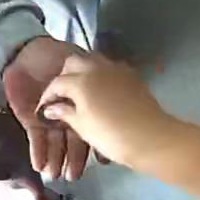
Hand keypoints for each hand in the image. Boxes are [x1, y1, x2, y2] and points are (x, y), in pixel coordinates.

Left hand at [4, 36, 93, 181]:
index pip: (92, 125)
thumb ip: (87, 81)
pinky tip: (40, 165)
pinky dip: (38, 152)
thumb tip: (105, 97)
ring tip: (56, 175)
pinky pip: (36, 139)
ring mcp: (49, 120)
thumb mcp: (76, 65)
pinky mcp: (31, 121)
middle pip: (72, 139)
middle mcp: (69, 115)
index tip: (102, 162)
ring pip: (55, 142)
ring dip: (56, 159)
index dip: (96, 143)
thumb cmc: (52, 55)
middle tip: (74, 177)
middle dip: (73, 159)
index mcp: (83, 102)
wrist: (23, 52)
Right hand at [34, 54, 183, 169]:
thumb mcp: (83, 126)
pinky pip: (109, 68)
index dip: (48, 95)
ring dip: (83, 71)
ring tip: (81, 90)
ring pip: (92, 61)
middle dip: (64, 76)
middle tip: (62, 94)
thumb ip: (65, 113)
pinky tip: (101, 90)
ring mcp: (116, 69)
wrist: (154, 138)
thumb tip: (51, 109)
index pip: (56, 84)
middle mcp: (96, 68)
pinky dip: (100, 74)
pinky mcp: (131, 75)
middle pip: (73, 63)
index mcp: (80, 81)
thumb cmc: (112, 136)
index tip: (45, 107)